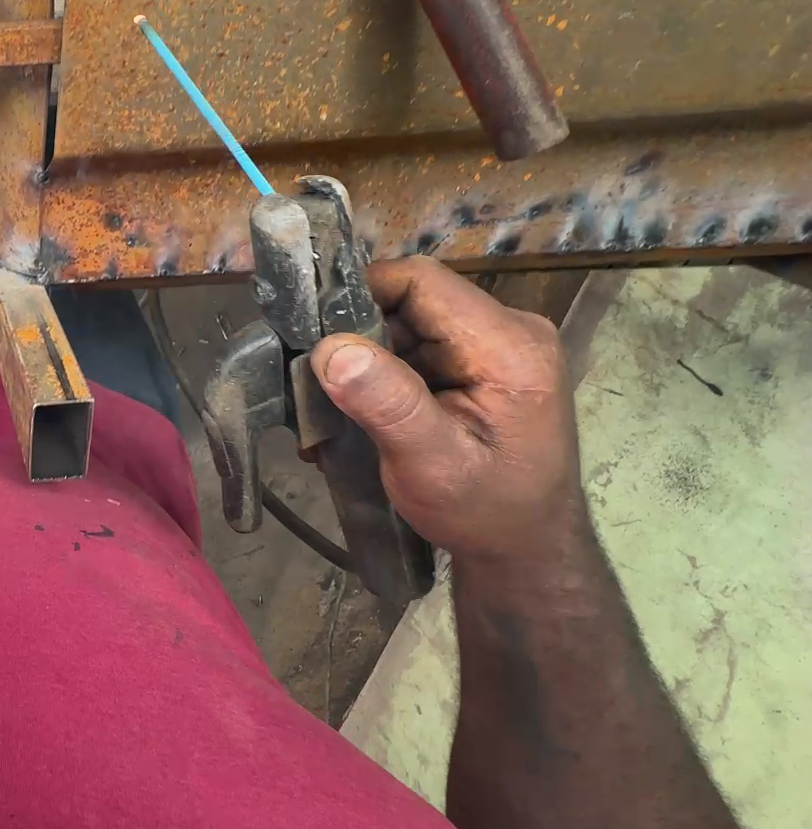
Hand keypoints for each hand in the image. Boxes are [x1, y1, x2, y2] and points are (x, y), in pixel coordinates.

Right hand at [307, 257, 587, 562]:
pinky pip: (402, 346)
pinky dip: (367, 372)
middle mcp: (503, 331)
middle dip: (348, 333)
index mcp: (507, 346)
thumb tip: (331, 348)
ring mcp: (484, 346)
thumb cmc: (484, 511)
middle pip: (403, 299)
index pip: (417, 281)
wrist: (521, 547)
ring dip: (353, 357)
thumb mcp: (432, 464)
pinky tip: (349, 407)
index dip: (356, 294)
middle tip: (307, 380)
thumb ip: (388, 404)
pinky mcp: (465, 363)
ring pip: (395, 322)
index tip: (307, 333)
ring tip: (323, 402)